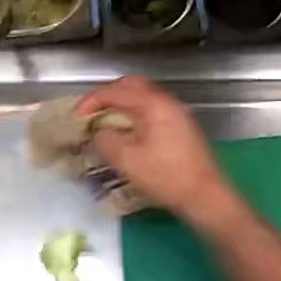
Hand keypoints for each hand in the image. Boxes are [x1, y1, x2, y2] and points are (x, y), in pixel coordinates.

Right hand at [77, 77, 237, 221]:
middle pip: (132, 85)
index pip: (115, 91)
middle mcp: (168, 102)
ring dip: (123, 104)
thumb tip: (99, 133)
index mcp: (153, 104)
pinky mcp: (183, 126)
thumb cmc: (166, 177)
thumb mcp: (126, 160)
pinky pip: (154, 109)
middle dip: (107, 95)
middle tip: (91, 112)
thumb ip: (105, 140)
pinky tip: (129, 132)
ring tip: (106, 121)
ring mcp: (178, 113)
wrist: (204, 195)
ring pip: (145, 97)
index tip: (76, 117)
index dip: (91, 101)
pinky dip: (136, 113)